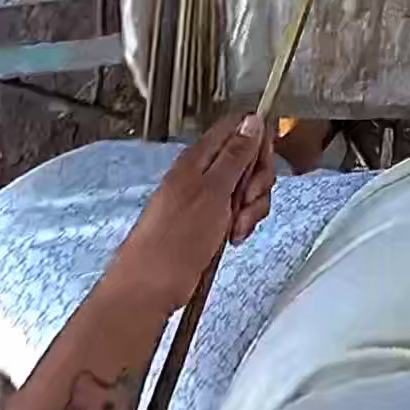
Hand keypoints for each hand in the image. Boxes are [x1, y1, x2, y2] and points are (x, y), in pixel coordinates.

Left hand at [107, 114, 276, 310]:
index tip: (261, 161)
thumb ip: (237, 154)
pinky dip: (245, 221)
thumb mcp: (213, 191)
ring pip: (249, 186)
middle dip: (259, 179)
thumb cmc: (175, 239)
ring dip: (254, 205)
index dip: (258, 138)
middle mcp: (205, 172)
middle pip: (250, 157)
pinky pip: (241, 210)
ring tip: (237, 225)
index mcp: (201, 158)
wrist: (148, 290)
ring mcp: (208, 197)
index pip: (238, 126)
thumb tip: (253, 120)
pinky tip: (234, 235)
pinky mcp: (212, 220)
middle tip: (247, 198)